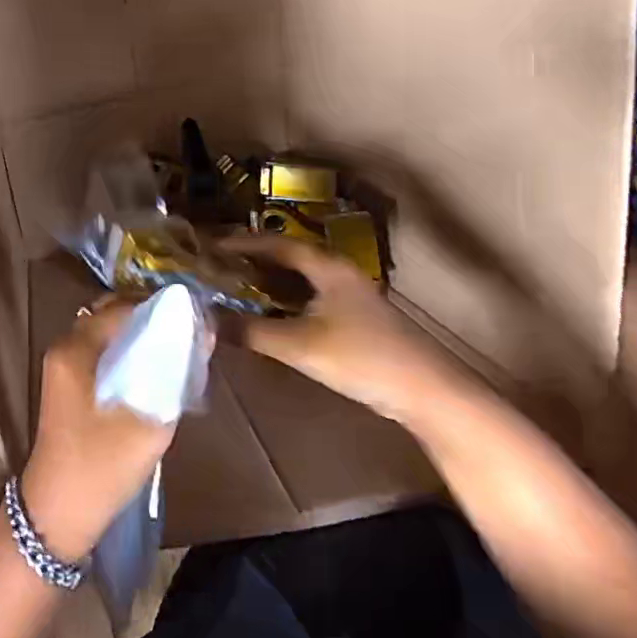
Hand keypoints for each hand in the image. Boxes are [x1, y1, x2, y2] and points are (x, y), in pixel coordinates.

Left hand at [19, 301, 181, 561]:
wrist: (59, 512)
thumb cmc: (100, 464)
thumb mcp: (148, 423)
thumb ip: (175, 376)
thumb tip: (198, 337)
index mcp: (75, 349)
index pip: (120, 309)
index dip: (158, 307)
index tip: (193, 314)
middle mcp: (64, 348)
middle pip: (110, 316)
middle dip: (149, 317)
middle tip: (188, 327)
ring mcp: (63, 367)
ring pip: (107, 335)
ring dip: (139, 334)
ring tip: (177, 343)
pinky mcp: (69, 386)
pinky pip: (101, 353)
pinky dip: (127, 351)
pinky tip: (154, 366)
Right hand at [222, 235, 477, 426]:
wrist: (432, 395)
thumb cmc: (364, 359)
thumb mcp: (299, 346)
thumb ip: (249, 332)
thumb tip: (204, 321)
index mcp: (327, 267)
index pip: (276, 243)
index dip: (241, 242)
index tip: (208, 245)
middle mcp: (339, 273)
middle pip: (287, 257)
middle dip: (251, 260)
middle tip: (215, 265)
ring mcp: (351, 296)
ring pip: (299, 279)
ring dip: (267, 281)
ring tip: (233, 286)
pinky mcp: (357, 319)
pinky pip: (309, 297)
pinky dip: (283, 300)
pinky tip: (268, 315)